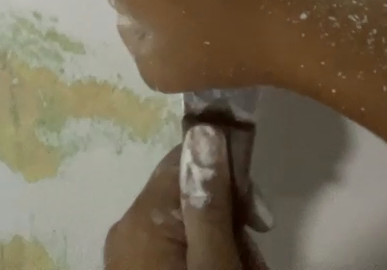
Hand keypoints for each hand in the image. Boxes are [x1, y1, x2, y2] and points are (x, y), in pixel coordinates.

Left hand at [106, 125, 266, 269]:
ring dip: (220, 241)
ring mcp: (127, 253)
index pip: (187, 163)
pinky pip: (172, 249)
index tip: (259, 217)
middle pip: (188, 195)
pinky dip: (201, 255)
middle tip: (253, 258)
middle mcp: (127, 226)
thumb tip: (204, 130)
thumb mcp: (214, 262)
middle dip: (229, 220)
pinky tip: (222, 268)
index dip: (230, 180)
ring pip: (186, 225)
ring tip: (244, 266)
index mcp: (141, 216)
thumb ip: (209, 202)